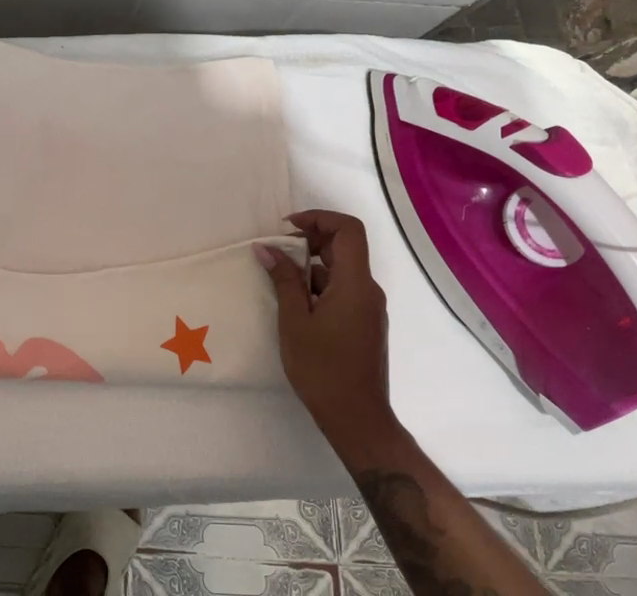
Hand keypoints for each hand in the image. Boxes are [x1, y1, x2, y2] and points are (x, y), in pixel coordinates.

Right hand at [255, 210, 394, 440]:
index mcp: (355, 284)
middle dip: (309, 242)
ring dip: (311, 268)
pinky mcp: (365, 325)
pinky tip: (296, 306)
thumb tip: (267, 249)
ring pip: (341, 272)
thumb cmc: (322, 368)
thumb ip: (284, 280)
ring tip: (279, 282)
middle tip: (276, 253)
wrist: (356, 418)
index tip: (287, 228)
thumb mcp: (295, 321)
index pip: (348, 230)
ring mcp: (369, 309)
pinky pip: (343, 291)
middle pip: (344, 248)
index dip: (318, 219)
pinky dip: (319, 287)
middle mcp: (368, 291)